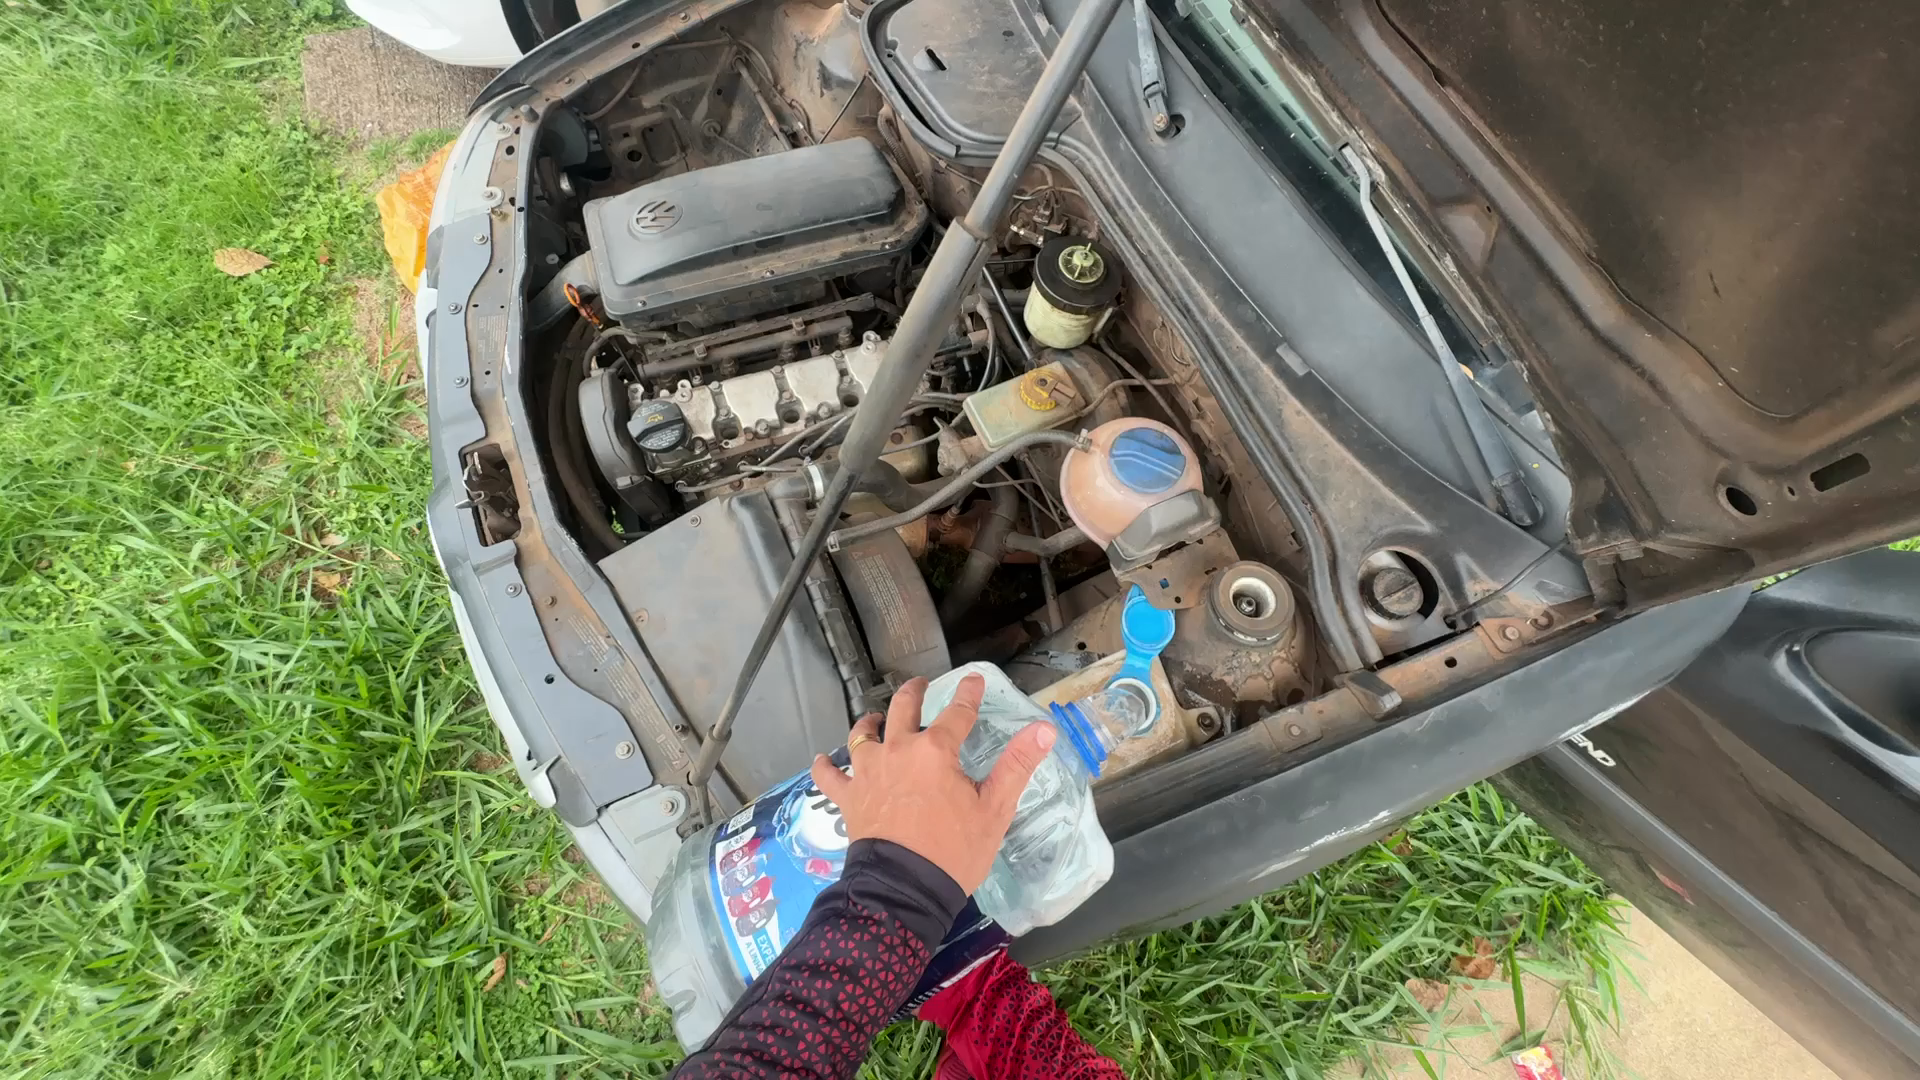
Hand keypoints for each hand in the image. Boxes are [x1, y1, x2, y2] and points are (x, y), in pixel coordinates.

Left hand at [811, 674, 1055, 894]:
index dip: (968, 694)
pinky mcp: (848, 796)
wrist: (903, 891)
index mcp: (936, 750)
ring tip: (875, 718)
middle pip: (903, 708)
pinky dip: (825, 766)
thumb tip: (1044, 728)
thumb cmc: (953, 850)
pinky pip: (830, 776)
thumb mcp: (994, 809)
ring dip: (870, 722)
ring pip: (863, 734)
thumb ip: (1018, 765)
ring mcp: (869, 771)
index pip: (957, 712)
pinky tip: (820, 759)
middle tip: (920, 685)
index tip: (974, 680)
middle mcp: (898, 749)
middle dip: (914, 692)